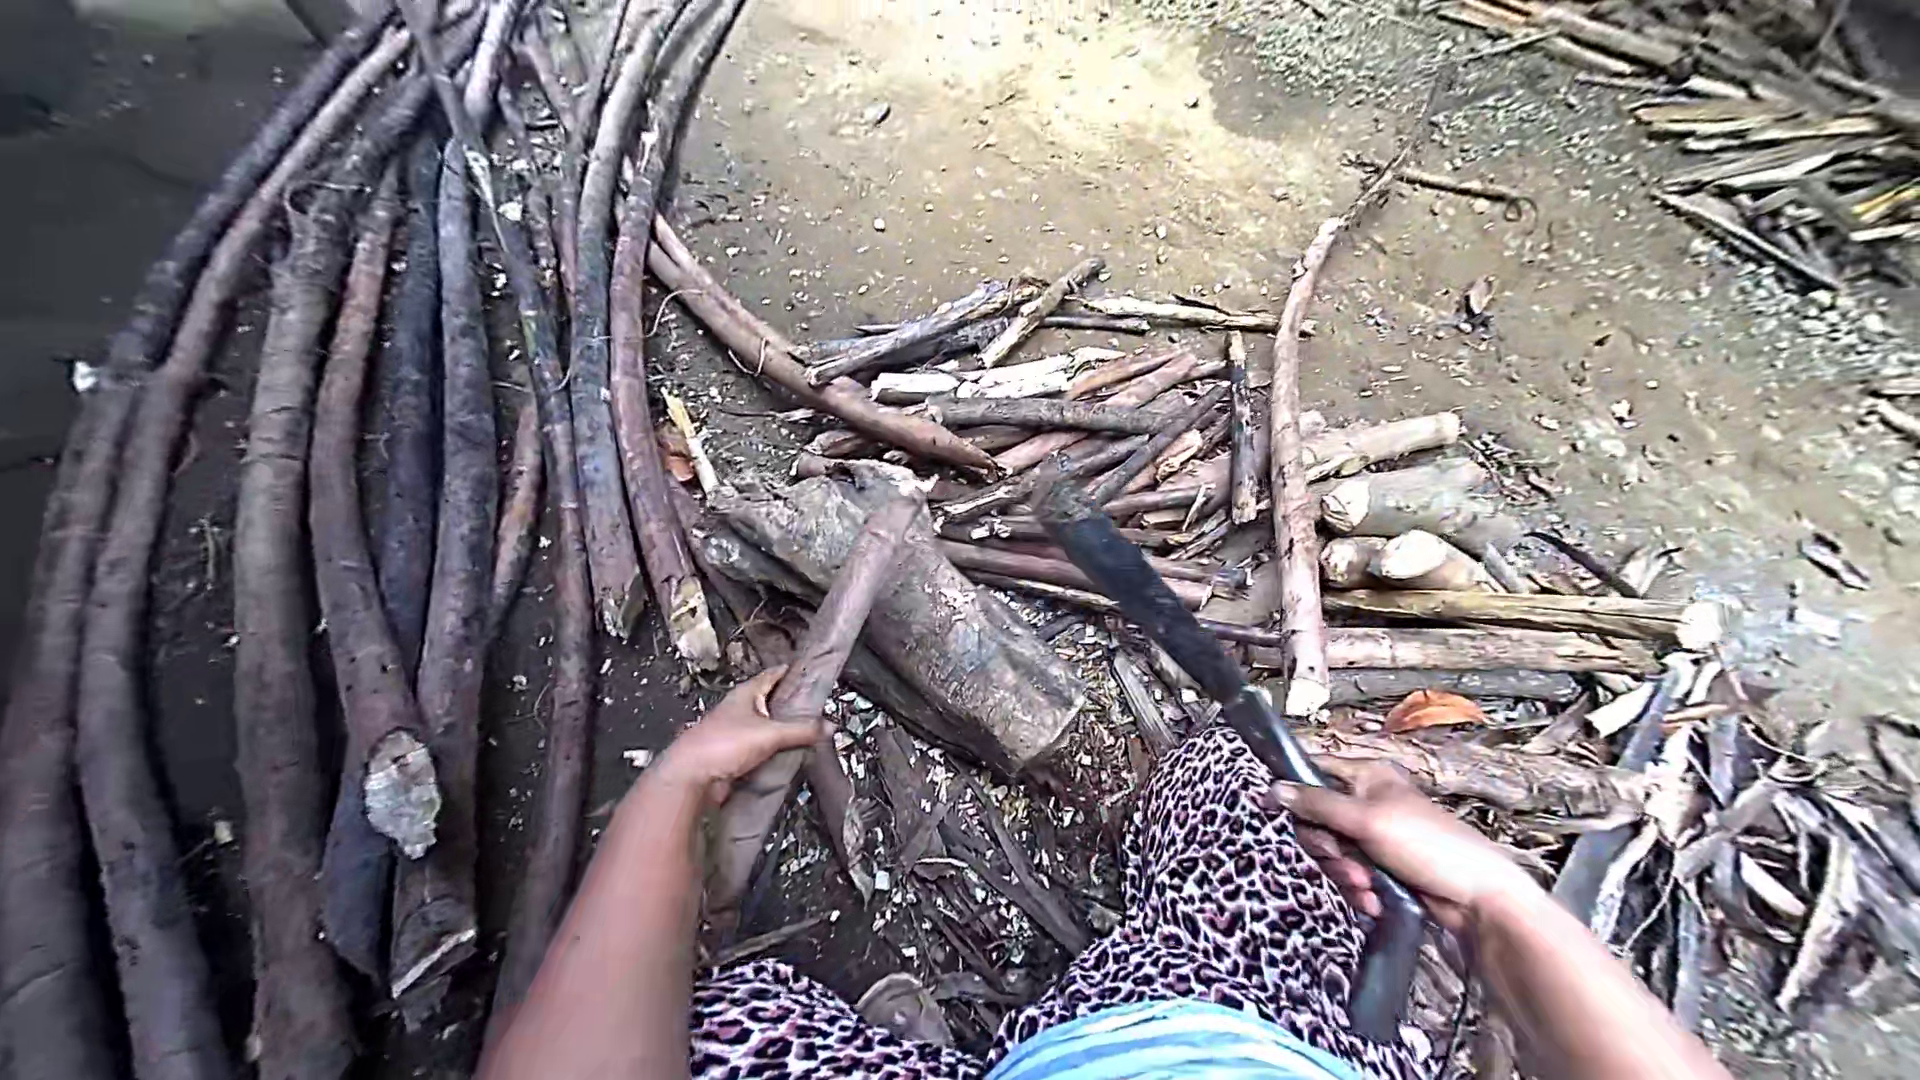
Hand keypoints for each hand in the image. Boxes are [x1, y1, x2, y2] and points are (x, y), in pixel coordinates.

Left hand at [653, 666, 821, 805]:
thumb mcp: (770, 734)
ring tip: (808, 735)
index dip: (792, 673)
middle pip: (772, 702)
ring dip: (783, 732)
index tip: (810, 675)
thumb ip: (802, 730)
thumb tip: (829, 726)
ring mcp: (735, 733)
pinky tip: (788, 757)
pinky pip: (761, 750)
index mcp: (746, 694)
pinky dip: (774, 752)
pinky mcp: (733, 756)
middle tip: (816, 710)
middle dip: (792, 706)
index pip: (774, 675)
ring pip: (767, 727)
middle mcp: (740, 710)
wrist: (690, 779)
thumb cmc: (723, 745)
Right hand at [1263, 756, 1537, 931]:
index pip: (1312, 769)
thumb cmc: (1427, 845)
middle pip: (1314, 815)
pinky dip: (1354, 886)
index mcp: (1365, 775)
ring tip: (1364, 885)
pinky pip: (1347, 870)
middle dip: (1325, 844)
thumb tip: (1272, 789)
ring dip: (1340, 870)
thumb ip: (1315, 803)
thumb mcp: (1365, 819)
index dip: (1292, 789)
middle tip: (1341, 857)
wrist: (1482, 903)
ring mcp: (1371, 834)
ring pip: (1329, 847)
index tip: (1275, 810)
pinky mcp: (1379, 865)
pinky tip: (1371, 899)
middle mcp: (1364, 800)